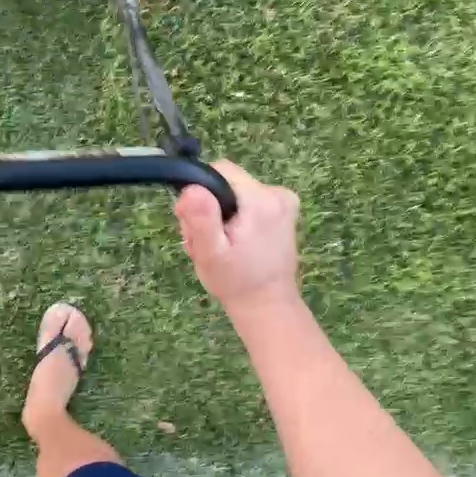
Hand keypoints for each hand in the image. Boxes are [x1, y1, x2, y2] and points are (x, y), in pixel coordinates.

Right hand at [174, 160, 301, 315]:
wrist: (267, 304)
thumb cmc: (235, 282)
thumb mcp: (210, 253)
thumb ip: (201, 218)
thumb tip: (191, 187)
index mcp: (261, 200)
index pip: (219, 171)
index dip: (199, 193)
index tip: (194, 223)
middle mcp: (278, 193)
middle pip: (226, 183)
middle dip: (208, 209)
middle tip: (205, 242)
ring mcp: (284, 201)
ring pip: (234, 193)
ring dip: (219, 215)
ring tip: (219, 245)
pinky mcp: (283, 210)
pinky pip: (247, 201)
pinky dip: (234, 218)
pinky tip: (232, 242)